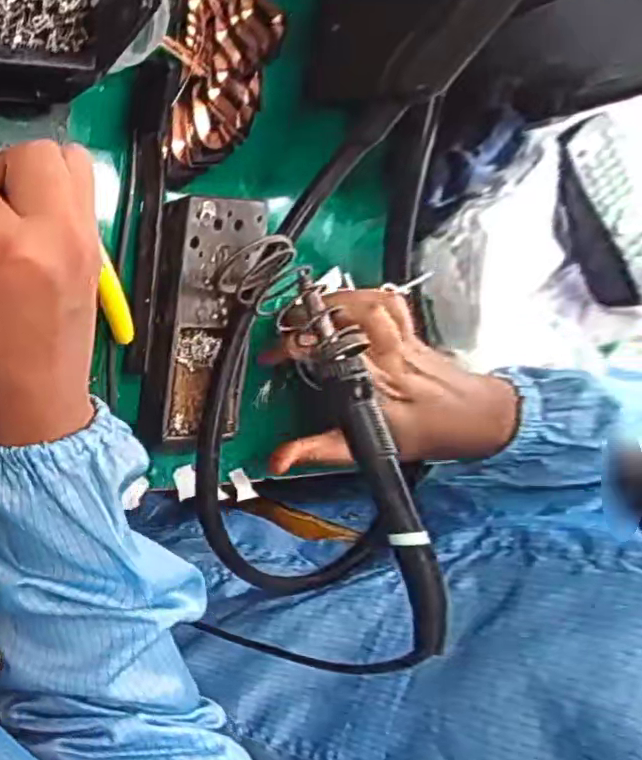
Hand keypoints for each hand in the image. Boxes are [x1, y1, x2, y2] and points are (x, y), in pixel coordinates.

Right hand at [0, 141, 100, 446]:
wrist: (38, 398)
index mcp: (5, 252)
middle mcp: (52, 233)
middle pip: (30, 155)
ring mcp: (82, 237)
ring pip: (69, 158)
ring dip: (34, 171)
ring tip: (12, 204)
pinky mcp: (95, 247)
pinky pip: (82, 191)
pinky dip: (56, 191)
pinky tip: (32, 223)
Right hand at [265, 288, 519, 473]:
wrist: (486, 419)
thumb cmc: (429, 431)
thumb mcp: (368, 446)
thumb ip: (317, 451)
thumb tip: (277, 461)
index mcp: (375, 380)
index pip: (330, 348)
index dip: (293, 346)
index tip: (272, 357)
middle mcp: (391, 353)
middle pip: (357, 312)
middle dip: (314, 313)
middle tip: (287, 324)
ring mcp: (404, 340)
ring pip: (376, 301)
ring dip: (338, 300)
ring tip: (310, 310)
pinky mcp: (410, 334)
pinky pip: (389, 304)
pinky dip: (363, 298)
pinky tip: (342, 307)